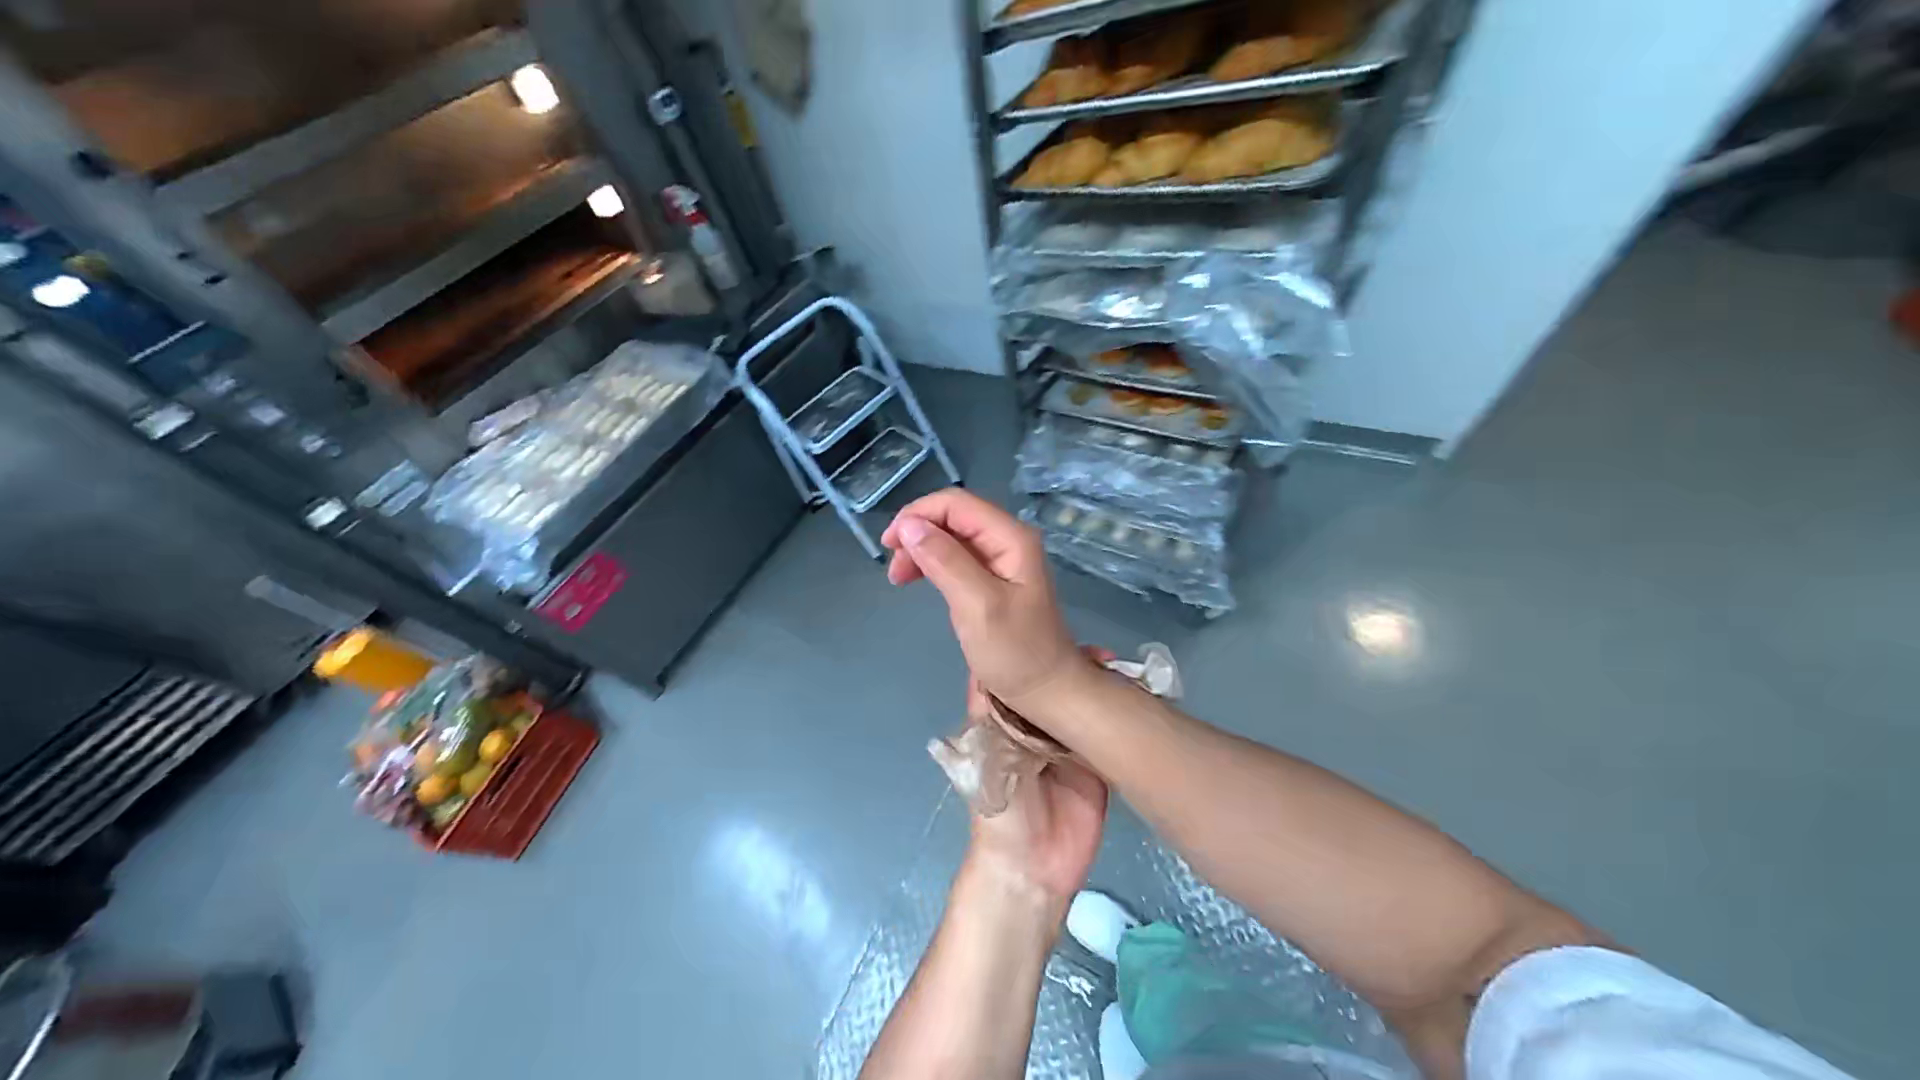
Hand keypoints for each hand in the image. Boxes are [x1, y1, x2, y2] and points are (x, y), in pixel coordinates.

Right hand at [883, 489, 1095, 710]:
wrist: (1047, 691)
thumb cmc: (1016, 652)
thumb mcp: (977, 605)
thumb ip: (945, 561)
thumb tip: (909, 525)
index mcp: (1011, 537)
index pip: (957, 503)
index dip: (919, 514)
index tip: (890, 543)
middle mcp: (1007, 539)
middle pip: (953, 516)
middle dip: (917, 532)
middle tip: (893, 567)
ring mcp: (1000, 559)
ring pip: (951, 537)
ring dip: (921, 549)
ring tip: (899, 577)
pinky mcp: (991, 579)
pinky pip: (956, 557)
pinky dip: (932, 564)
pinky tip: (917, 579)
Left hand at [964, 673, 1109, 906]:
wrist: (1033, 867)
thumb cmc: (1000, 810)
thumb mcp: (988, 756)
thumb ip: (993, 716)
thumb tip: (989, 667)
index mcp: (1004, 718)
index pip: (1014, 676)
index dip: (1026, 650)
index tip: (1045, 627)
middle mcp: (1037, 722)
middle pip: (1054, 682)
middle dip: (1071, 661)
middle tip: (1093, 650)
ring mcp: (1069, 739)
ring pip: (1083, 697)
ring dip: (1096, 679)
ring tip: (1110, 663)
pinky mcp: (1097, 758)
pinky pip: (1108, 726)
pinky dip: (1119, 706)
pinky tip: (1130, 690)